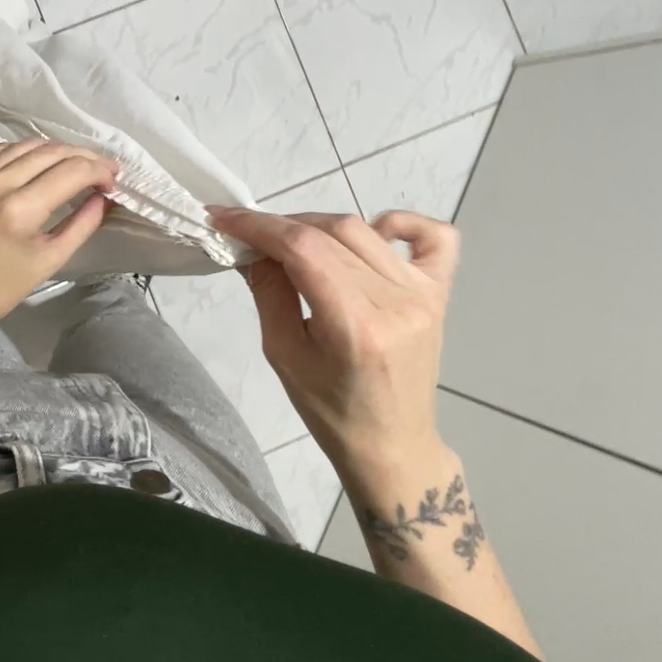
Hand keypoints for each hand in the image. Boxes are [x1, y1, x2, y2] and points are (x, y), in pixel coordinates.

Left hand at [0, 139, 116, 323]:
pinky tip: (40, 162)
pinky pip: (0, 152)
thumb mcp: (51, 259)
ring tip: (75, 163)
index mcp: (20, 210)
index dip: (99, 170)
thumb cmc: (2, 286)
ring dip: (56, 150)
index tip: (113, 179)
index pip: (71, 171)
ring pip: (25, 145)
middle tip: (102, 168)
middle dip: (84, 156)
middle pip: (51, 151)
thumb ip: (83, 223)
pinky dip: (25, 152)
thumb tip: (104, 196)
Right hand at [206, 206, 461, 486]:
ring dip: (316, 224)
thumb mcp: (281, 352)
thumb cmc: (329, 408)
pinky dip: (400, 222)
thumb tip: (251, 247)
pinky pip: (433, 237)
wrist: (390, 443)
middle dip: (279, 225)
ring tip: (290, 242)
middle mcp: (397, 300)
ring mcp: (424, 294)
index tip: (222, 217)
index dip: (257, 225)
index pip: (302, 248)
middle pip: (330, 232)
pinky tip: (373, 232)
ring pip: (363, 229)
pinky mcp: (438, 293)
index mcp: (356, 323)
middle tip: (250, 238)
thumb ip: (268, 291)